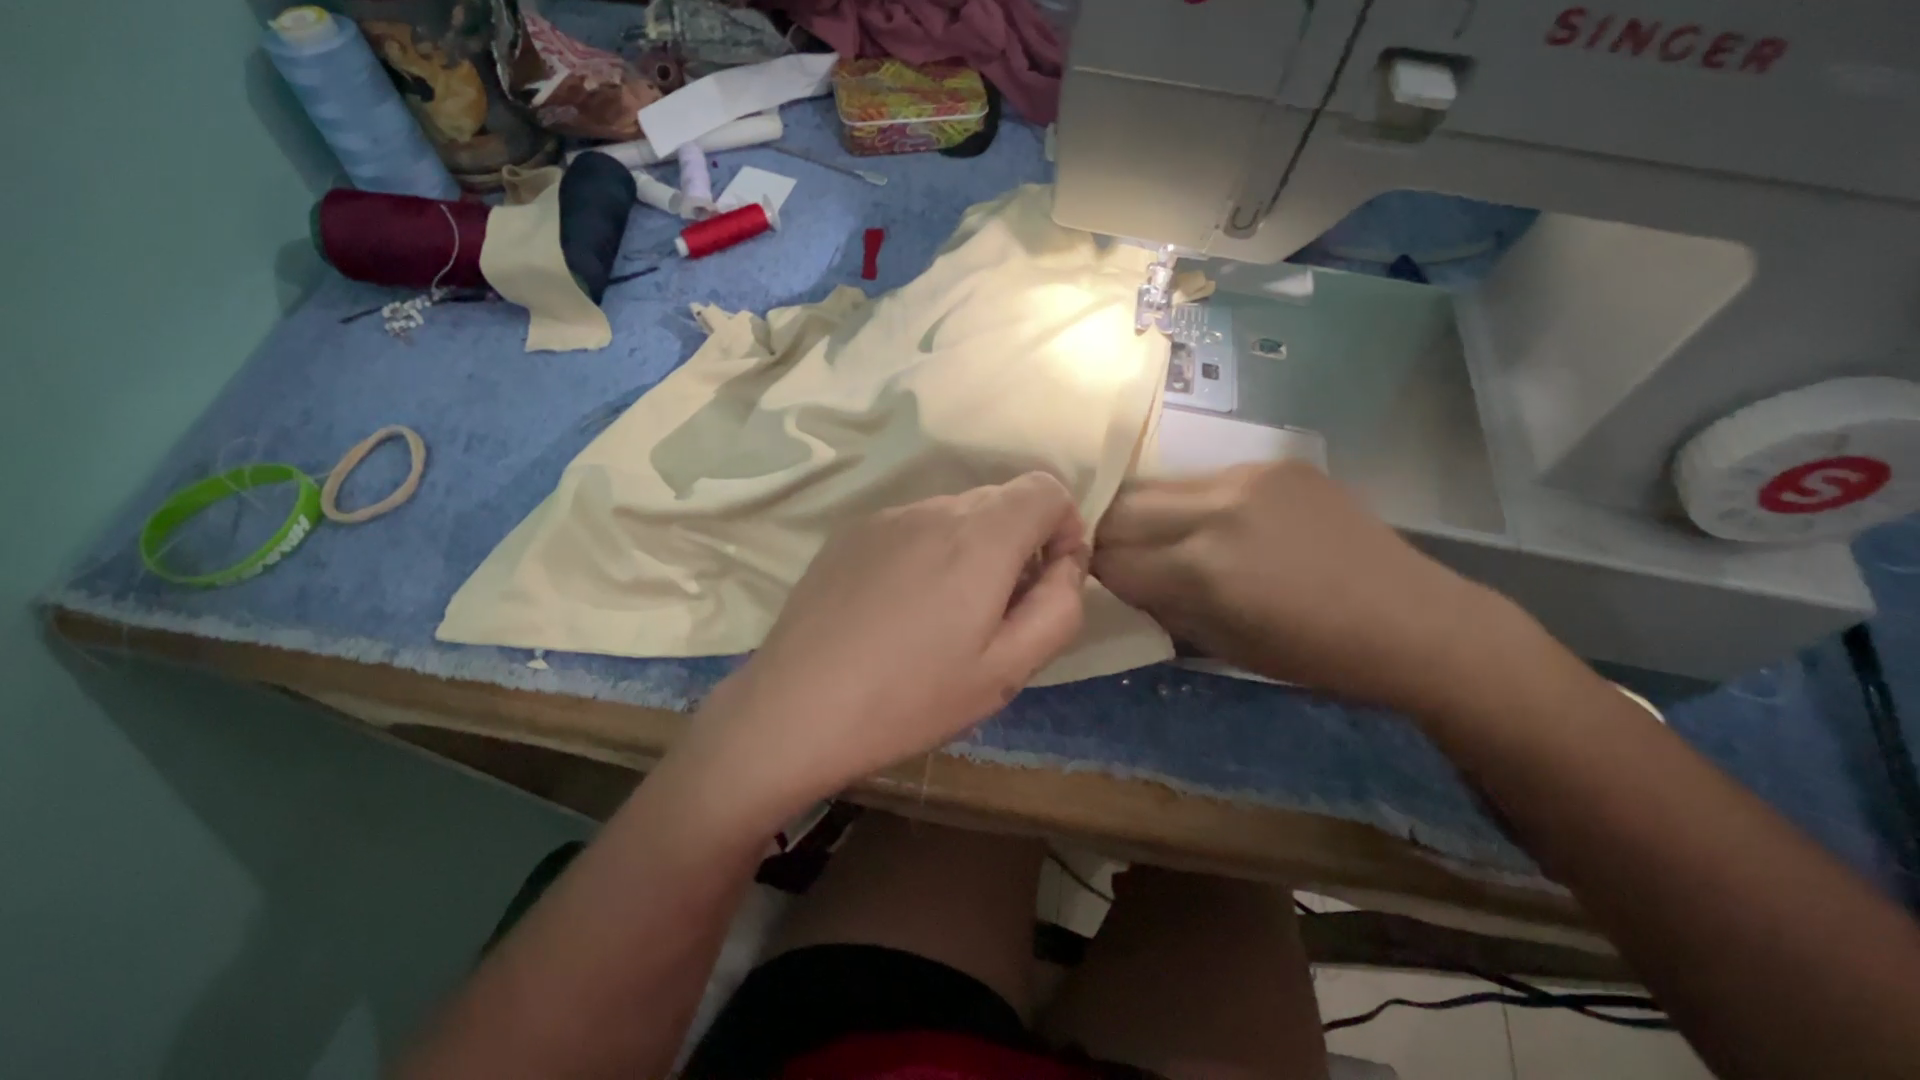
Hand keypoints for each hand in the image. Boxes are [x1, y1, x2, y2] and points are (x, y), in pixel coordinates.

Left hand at [684, 472, 1088, 809]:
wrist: (796, 708)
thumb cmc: (912, 697)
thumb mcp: (1008, 669)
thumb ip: (1059, 607)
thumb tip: (1066, 564)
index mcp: (982, 536)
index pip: (1046, 490)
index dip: (1065, 529)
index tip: (1048, 583)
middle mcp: (934, 509)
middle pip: (1001, 502)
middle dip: (1019, 547)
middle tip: (997, 617)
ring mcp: (885, 518)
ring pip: (954, 516)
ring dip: (970, 553)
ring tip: (942, 623)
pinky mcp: (849, 536)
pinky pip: (910, 530)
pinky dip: (926, 556)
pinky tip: (897, 615)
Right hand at [1091, 463, 1534, 714]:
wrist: (1412, 620)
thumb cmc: (1314, 655)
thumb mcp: (1222, 645)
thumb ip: (1162, 605)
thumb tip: (1122, 581)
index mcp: (1202, 569)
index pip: (1110, 558)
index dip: (1093, 574)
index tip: (1091, 583)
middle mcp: (1216, 509)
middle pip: (1122, 508)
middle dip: (1106, 536)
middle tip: (1114, 559)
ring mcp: (1248, 476)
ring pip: (1160, 486)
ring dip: (1147, 514)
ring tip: (1161, 540)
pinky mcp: (1275, 463)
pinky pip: (1207, 478)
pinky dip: (1194, 504)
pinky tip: (1218, 527)